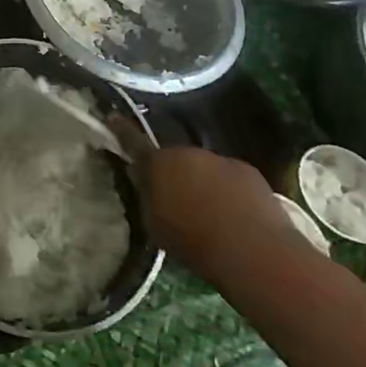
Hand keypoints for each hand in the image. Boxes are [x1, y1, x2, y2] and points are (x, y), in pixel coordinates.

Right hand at [107, 117, 292, 279]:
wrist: (253, 250)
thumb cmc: (194, 241)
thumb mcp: (155, 225)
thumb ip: (147, 197)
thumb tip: (144, 181)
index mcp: (160, 164)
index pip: (134, 142)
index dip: (121, 130)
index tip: (112, 116)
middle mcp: (189, 153)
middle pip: (174, 159)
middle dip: (172, 173)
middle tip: (174, 198)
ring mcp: (221, 159)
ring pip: (203, 168)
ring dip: (201, 183)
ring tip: (208, 213)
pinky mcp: (248, 172)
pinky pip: (229, 178)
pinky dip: (227, 192)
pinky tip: (233, 216)